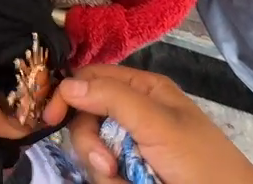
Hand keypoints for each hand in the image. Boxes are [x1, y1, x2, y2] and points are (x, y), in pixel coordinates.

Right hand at [41, 65, 252, 183]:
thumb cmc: (202, 164)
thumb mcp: (158, 125)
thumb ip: (112, 99)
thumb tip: (66, 84)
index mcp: (143, 91)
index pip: (92, 79)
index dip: (68, 94)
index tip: (50, 118)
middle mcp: (134, 116)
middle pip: (87, 118)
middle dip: (91, 144)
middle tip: (108, 165)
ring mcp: (133, 151)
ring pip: (94, 152)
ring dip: (105, 172)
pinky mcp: (132, 178)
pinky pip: (106, 177)